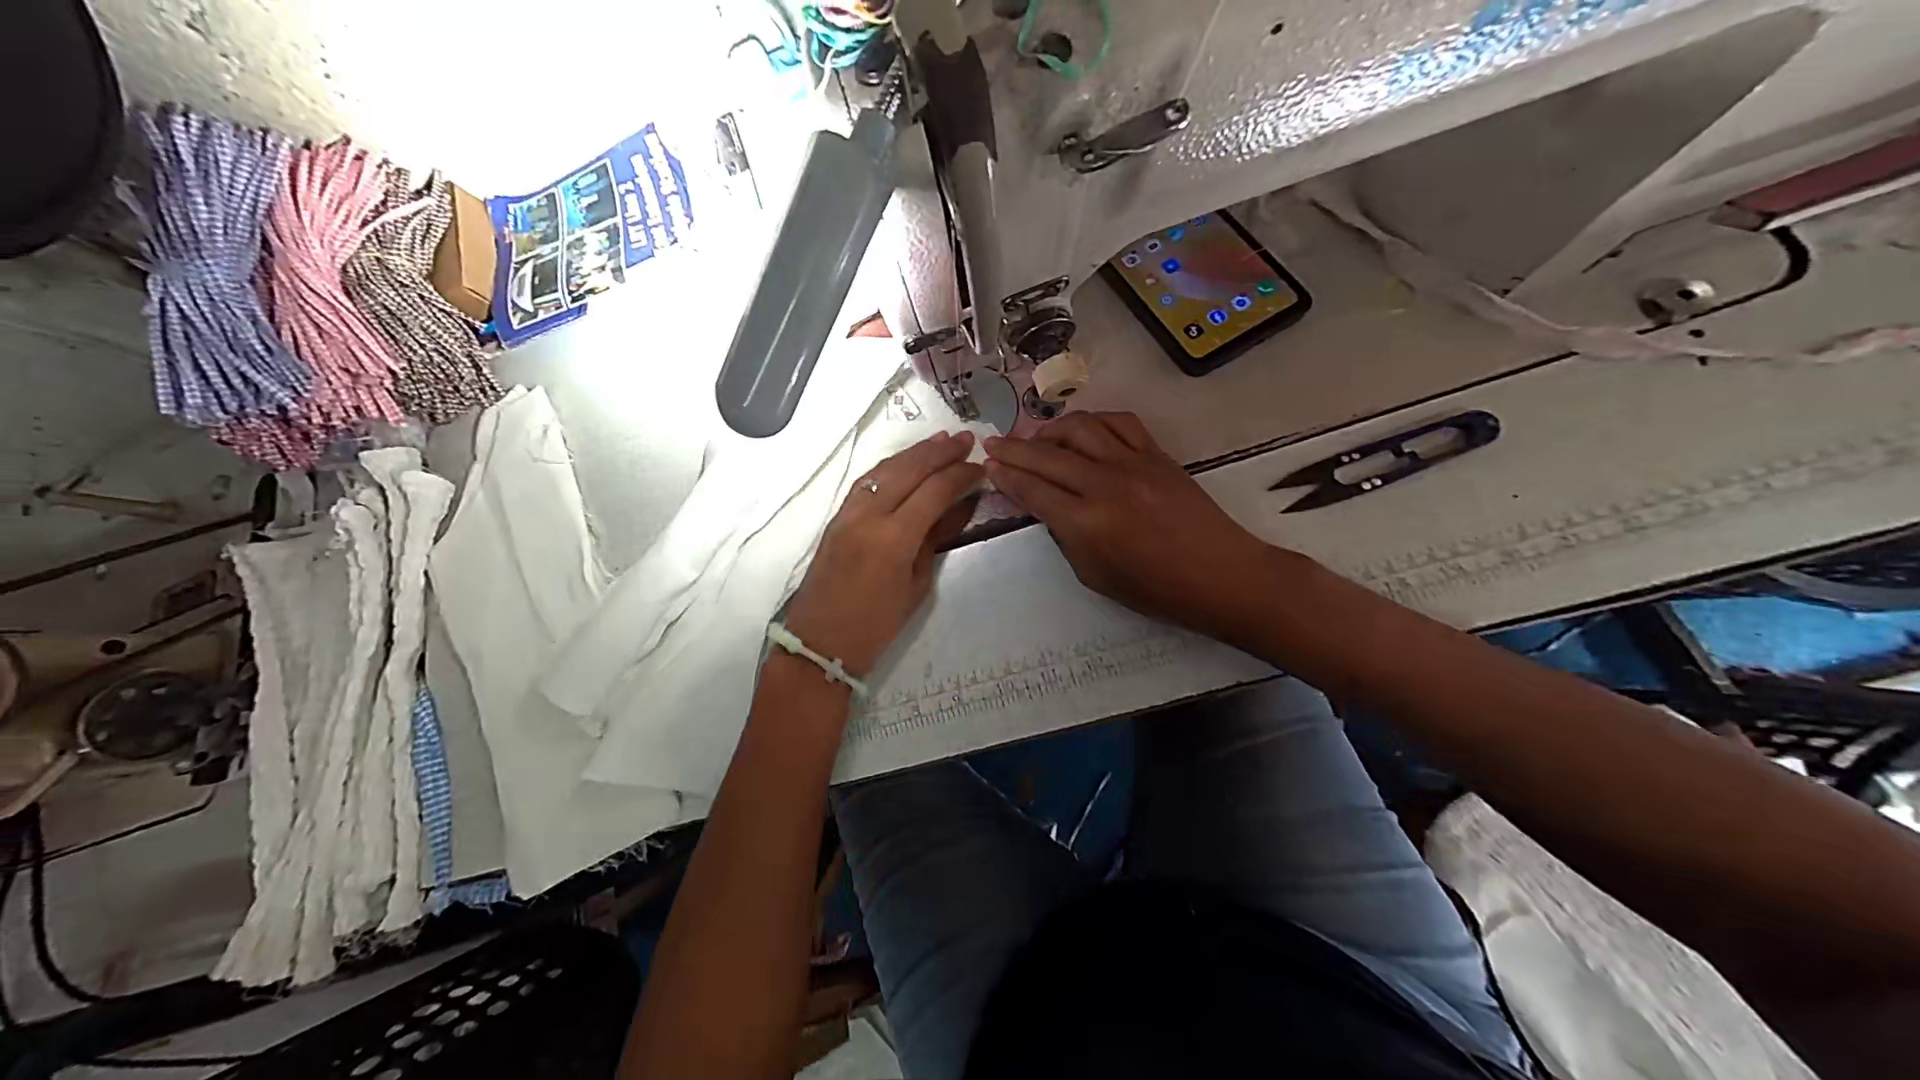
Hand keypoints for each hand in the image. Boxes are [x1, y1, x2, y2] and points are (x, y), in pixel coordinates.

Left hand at [783, 432, 983, 676]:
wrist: (821, 643)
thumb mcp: (917, 587)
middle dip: (940, 452)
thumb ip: (935, 541)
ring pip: (884, 469)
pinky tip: (907, 462)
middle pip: (908, 470)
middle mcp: (868, 517)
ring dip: (914, 453)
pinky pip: (866, 481)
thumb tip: (956, 507)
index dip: (960, 475)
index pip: (934, 491)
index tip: (980, 467)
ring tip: (941, 442)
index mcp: (893, 539)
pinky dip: (890, 466)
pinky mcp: (836, 518)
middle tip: (966, 439)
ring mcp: (847, 514)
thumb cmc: (876, 626)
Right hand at [983, 412, 1278, 644]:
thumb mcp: (1094, 575)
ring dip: (1050, 429)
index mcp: (1086, 524)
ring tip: (1035, 437)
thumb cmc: (1155, 589)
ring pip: (1080, 429)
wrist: (1219, 574)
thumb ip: (1065, 537)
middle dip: (1014, 449)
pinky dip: (1094, 420)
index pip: (1033, 490)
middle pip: (1047, 456)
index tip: (988, 466)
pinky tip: (1082, 430)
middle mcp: (1104, 485)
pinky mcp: (1157, 453)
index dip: (1006, 476)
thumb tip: (1046, 506)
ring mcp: (1133, 463)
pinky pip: (1119, 422)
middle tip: (994, 444)